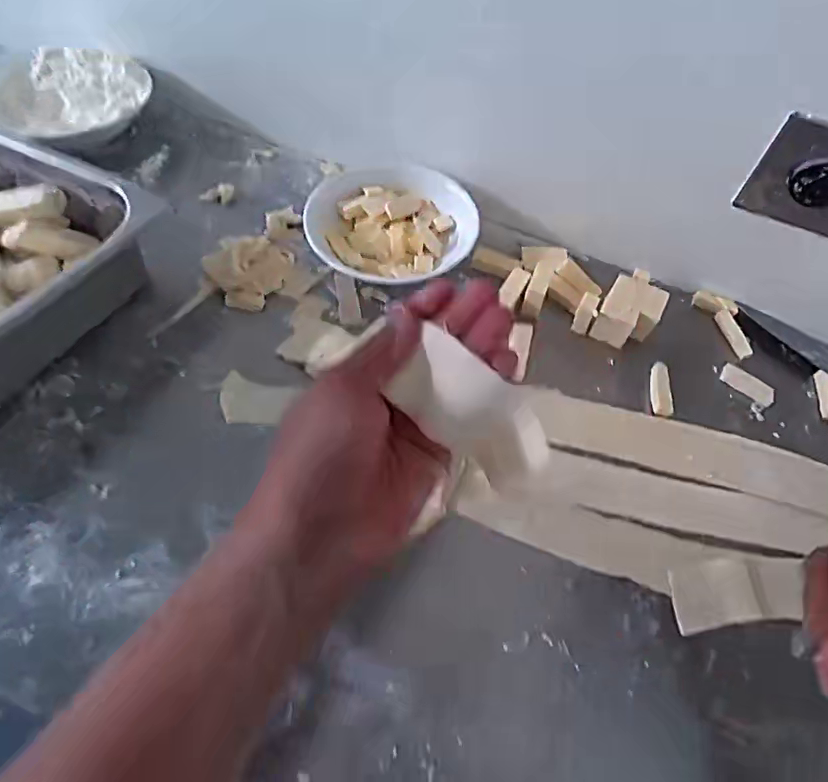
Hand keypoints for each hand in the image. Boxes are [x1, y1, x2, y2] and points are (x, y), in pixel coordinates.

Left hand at [236, 278, 518, 593]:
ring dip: (482, 348)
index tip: (452, 287)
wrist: (319, 538)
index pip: (400, 334)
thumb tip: (410, 316)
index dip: (426, 309)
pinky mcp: (443, 451)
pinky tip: (508, 365)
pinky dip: (490, 389)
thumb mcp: (341, 393)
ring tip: (506, 322)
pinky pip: (470, 413)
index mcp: (362, 375)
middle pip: (436, 350)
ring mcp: (420, 422)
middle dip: (463, 321)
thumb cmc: (320, 455)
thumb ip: (382, 355)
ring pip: (458, 377)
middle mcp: (394, 394)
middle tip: (493, 297)